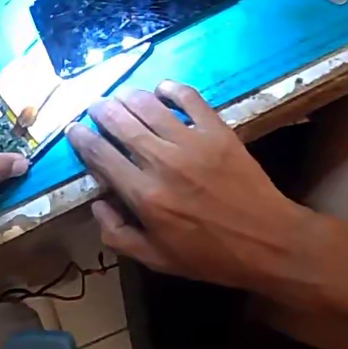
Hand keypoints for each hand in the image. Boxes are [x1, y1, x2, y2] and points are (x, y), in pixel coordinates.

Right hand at [67, 82, 314, 293]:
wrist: (273, 245)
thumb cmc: (211, 256)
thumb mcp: (157, 260)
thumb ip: (118, 235)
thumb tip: (96, 203)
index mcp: (144, 195)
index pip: (99, 153)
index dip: (80, 137)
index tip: (74, 129)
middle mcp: (161, 161)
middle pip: (118, 120)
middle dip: (100, 110)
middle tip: (96, 108)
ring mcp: (191, 142)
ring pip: (146, 104)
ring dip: (127, 96)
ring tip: (121, 97)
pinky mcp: (216, 131)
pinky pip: (187, 97)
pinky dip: (170, 88)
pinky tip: (161, 90)